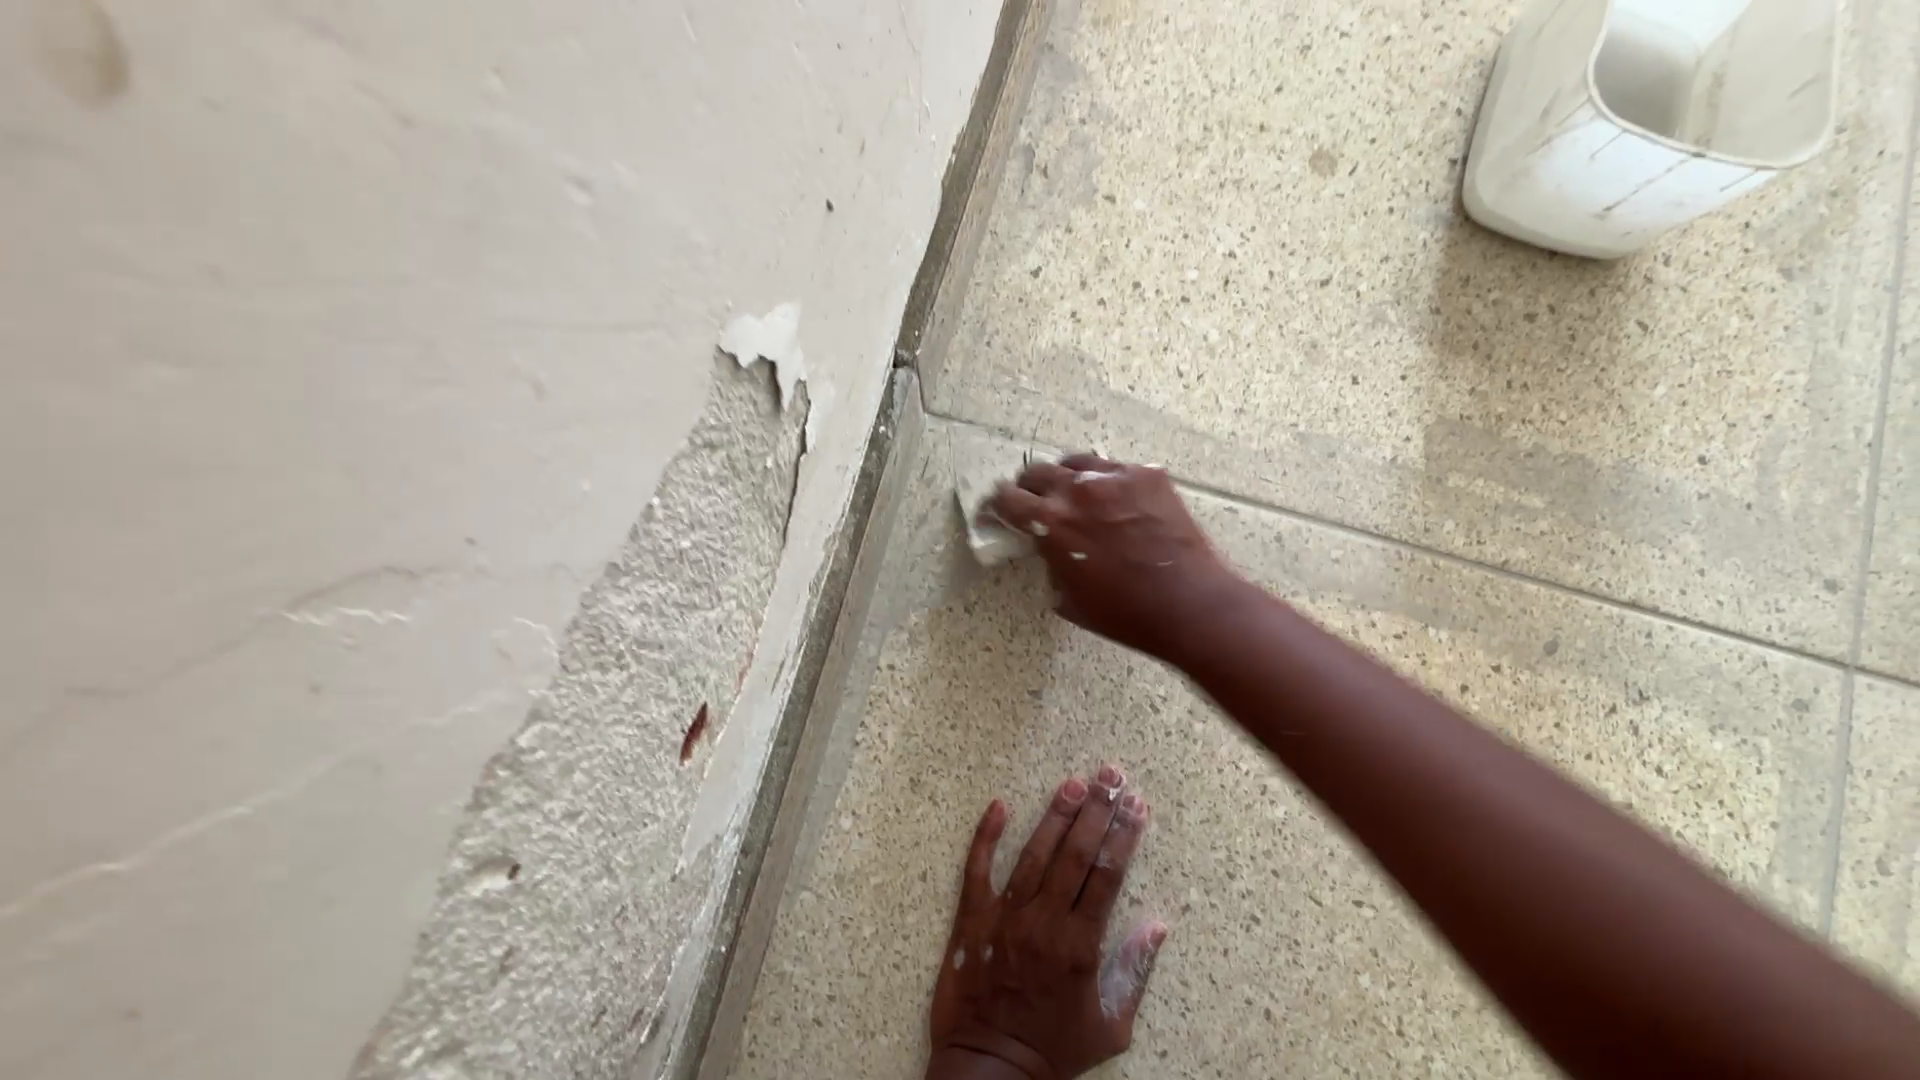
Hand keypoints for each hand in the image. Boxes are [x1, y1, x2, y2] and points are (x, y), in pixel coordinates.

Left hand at [927, 767, 1166, 1079]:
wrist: (990, 1067)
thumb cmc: (1055, 1049)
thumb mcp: (1111, 1025)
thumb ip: (1135, 971)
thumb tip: (1158, 924)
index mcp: (1080, 945)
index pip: (1107, 875)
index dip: (1124, 836)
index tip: (1137, 804)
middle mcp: (1044, 922)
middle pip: (1075, 854)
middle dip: (1097, 811)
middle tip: (1110, 775)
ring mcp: (1004, 916)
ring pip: (1033, 854)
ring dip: (1055, 815)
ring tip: (1072, 782)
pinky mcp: (971, 919)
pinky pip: (977, 868)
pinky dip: (986, 836)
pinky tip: (998, 805)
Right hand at [986, 454, 1244, 662]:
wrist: (1189, 604)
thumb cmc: (1125, 613)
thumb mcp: (1068, 598)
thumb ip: (1050, 563)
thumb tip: (1049, 549)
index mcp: (1050, 523)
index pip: (1007, 500)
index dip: (997, 506)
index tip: (997, 511)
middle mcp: (1077, 490)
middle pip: (1037, 473)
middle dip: (1029, 488)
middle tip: (1034, 501)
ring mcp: (1115, 477)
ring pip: (1075, 462)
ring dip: (1067, 477)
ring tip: (1074, 493)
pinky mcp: (1148, 475)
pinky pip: (1115, 469)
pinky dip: (1107, 481)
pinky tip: (1116, 500)